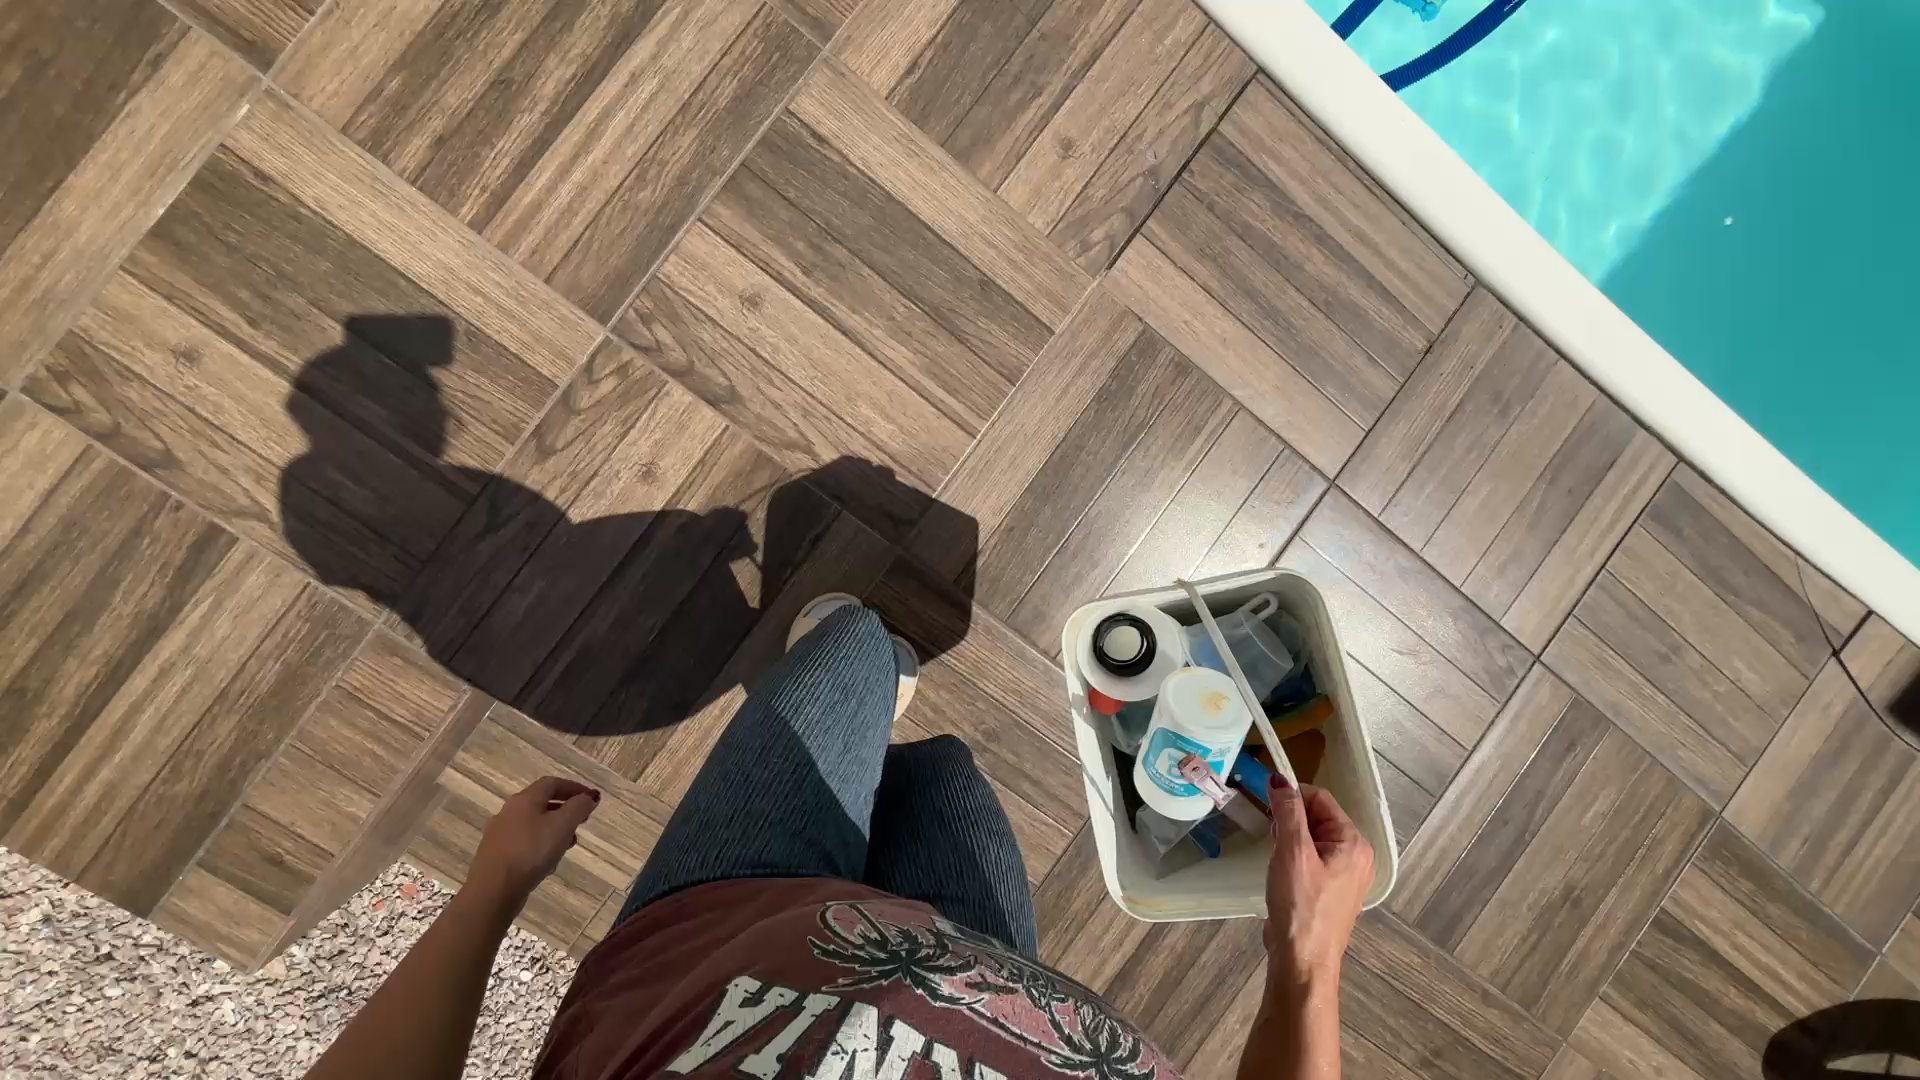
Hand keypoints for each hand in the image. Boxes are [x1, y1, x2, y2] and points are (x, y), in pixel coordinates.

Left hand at [468, 777, 599, 908]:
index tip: (592, 799)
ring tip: (569, 844)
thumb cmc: (531, 852)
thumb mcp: (563, 825)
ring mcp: (500, 835)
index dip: (575, 788)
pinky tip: (548, 862)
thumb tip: (588, 797)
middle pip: (542, 803)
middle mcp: (509, 812)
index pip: (552, 783)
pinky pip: (525, 843)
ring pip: (534, 824)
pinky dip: (541, 845)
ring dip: (555, 829)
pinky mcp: (497, 855)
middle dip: (566, 810)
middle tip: (583, 821)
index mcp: (524, 800)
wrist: (492, 892)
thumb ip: (578, 807)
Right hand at [1264, 777, 1372, 991]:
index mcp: (1353, 843)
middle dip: (1289, 819)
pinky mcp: (1329, 889)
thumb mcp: (1292, 851)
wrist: (1302, 959)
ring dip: (1288, 837)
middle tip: (1272, 837)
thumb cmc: (1300, 904)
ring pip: (1310, 836)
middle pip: (1317, 816)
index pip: (1321, 799)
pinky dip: (1292, 855)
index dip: (1292, 797)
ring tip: (1276, 857)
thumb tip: (1279, 779)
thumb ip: (1287, 811)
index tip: (1267, 807)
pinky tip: (1281, 871)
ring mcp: (1344, 875)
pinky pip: (1310, 856)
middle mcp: (1355, 856)